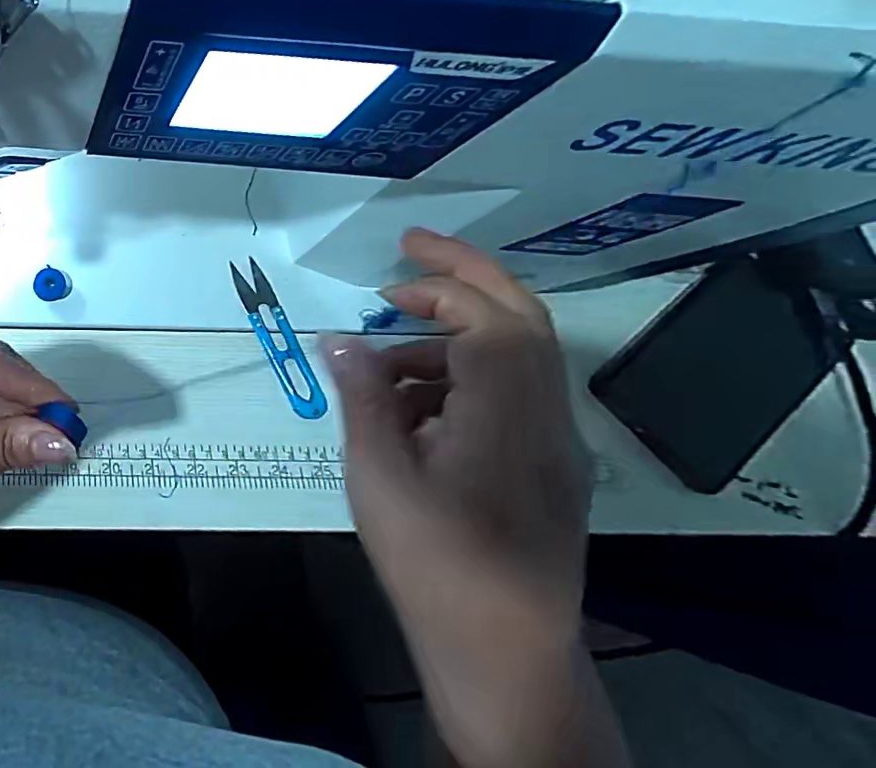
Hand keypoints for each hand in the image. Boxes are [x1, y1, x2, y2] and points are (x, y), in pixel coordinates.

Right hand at [321, 229, 593, 763]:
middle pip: (523, 321)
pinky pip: (504, 394)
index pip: (492, 324)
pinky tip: (406, 411)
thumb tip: (340, 341)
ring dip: (446, 340)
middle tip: (411, 246)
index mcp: (505, 420)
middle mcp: (545, 421)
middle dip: (467, 274)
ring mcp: (551, 443)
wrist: (498, 643)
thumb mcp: (377, 472)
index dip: (441, 289)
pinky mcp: (542, 464)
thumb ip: (362, 397)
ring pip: (512, 357)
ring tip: (379, 368)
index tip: (384, 286)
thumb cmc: (430, 556)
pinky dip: (454, 377)